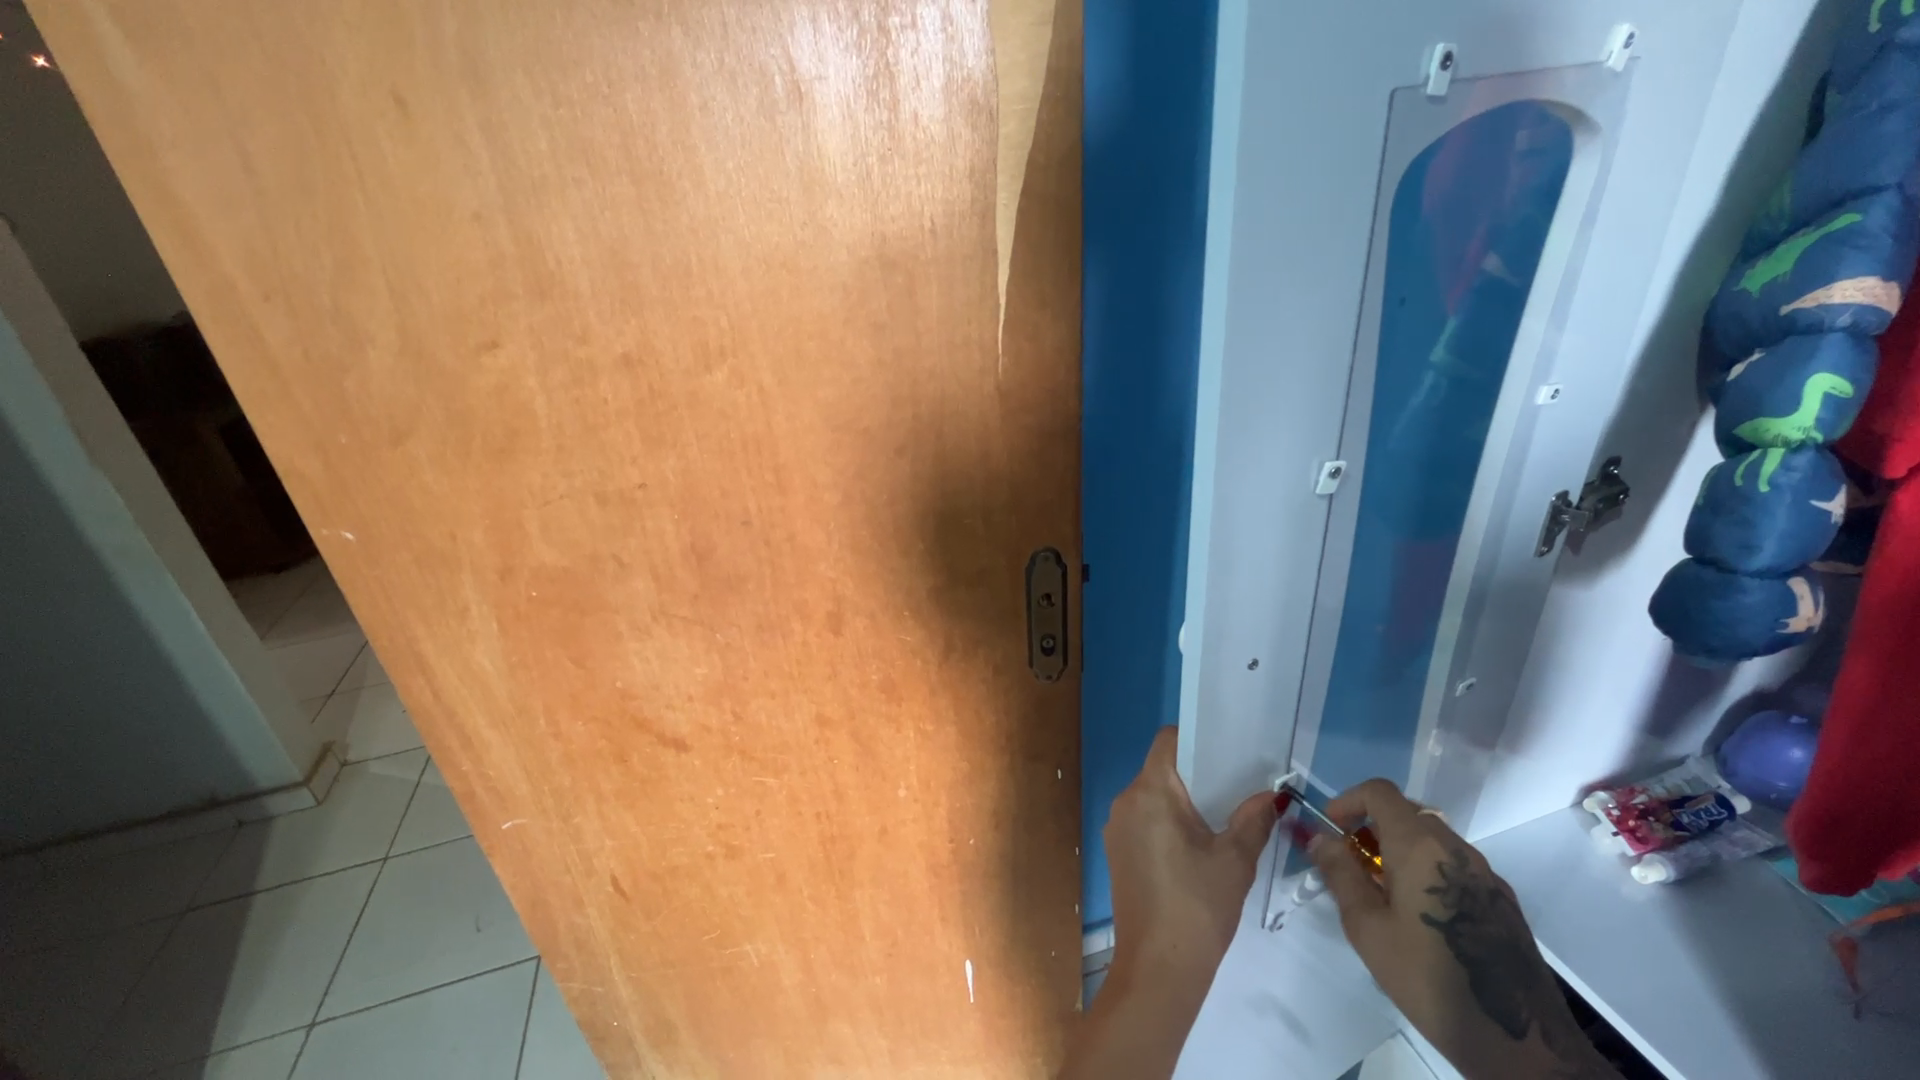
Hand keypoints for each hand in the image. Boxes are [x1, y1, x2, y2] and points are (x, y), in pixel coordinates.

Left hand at [1059, 727, 1274, 1079]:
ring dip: (1185, 801)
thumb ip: (1253, 820)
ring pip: (1154, 797)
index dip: (1198, 739)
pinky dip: (1170, 822)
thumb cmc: (1198, 906)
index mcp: (1149, 793)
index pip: (1168, 742)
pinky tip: (1200, 844)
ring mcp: (1117, 829)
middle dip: (1198, 774)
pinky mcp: (1118, 853)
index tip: (1229, 749)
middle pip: (1161, 769)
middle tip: (1239, 783)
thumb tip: (1271, 795)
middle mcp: (1125, 802)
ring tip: (1225, 814)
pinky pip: (1146, 821)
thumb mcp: (1235, 861)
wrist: (1158, 969)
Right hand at [1310, 779, 1617, 1079]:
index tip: (1332, 832)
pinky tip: (1421, 920)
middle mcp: (1456, 848)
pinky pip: (1454, 867)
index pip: (1379, 792)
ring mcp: (1486, 874)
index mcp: (1420, 846)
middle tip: (1351, 866)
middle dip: (1372, 828)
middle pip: (1407, 813)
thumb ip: (1340, 874)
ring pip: (1433, 841)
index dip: (1348, 801)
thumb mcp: (1367, 927)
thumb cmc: (1426, 977)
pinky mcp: (1502, 901)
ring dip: (1400, 851)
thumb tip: (1320, 838)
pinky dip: (1427, 872)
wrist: (1516, 1036)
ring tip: (1382, 897)